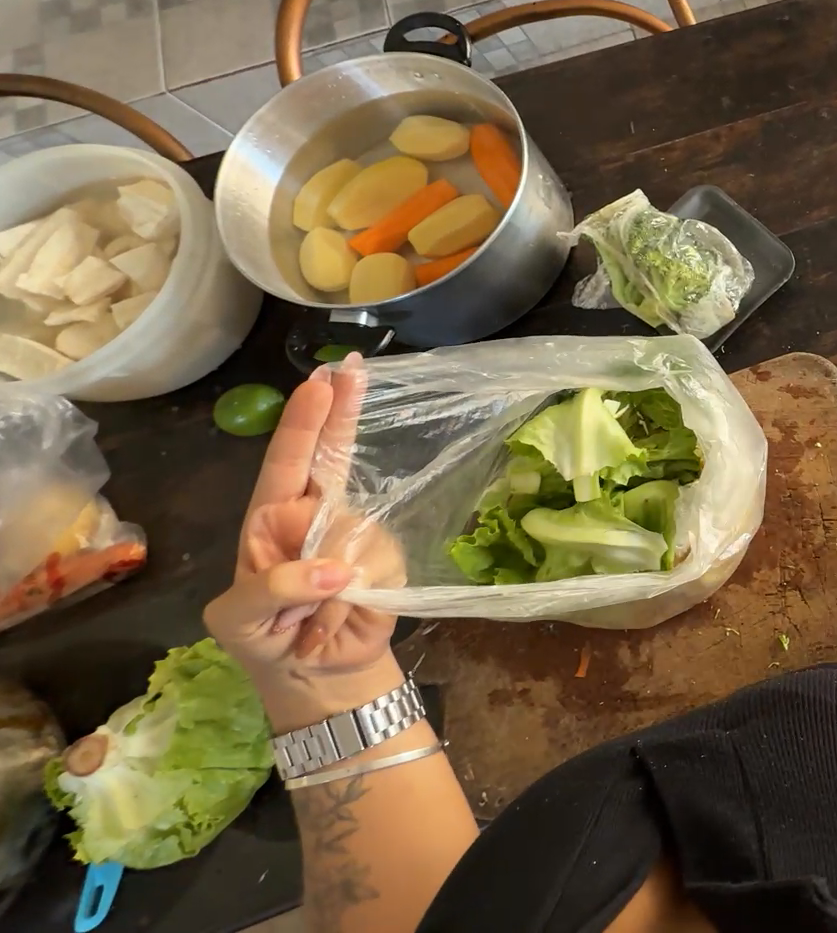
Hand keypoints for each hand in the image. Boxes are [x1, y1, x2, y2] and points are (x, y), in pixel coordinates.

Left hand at [203, 359, 405, 730]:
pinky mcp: (390, 558)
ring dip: (339, 568)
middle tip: (355, 369)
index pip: (289, 463)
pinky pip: (381, 559)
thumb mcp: (240, 620)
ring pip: (359, 525)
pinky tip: (352, 605)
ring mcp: (358, 534)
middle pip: (334, 458)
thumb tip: (335, 569)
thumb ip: (275, 588)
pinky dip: (364, 585)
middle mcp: (318, 516)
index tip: (324, 382)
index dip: (306, 423)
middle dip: (342, 414)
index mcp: (271, 521)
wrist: (318, 673)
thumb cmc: (266, 639)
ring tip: (319, 612)